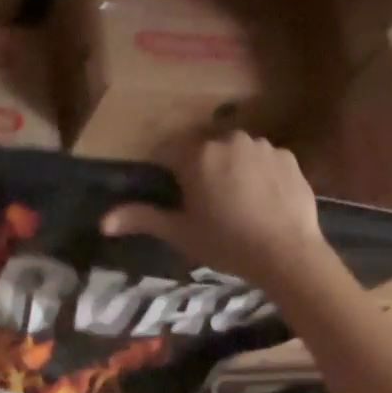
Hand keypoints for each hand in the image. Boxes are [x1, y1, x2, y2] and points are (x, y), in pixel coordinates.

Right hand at [101, 132, 334, 289]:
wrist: (286, 252)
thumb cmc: (225, 243)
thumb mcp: (180, 233)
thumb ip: (142, 218)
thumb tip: (103, 222)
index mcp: (197, 156)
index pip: (169, 152)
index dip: (167, 173)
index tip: (173, 197)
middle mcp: (229, 140)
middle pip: (205, 152)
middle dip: (201, 172)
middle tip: (206, 208)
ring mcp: (262, 146)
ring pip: (236, 155)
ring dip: (231, 172)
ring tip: (238, 207)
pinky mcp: (288, 157)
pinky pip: (264, 162)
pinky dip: (260, 177)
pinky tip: (262, 205)